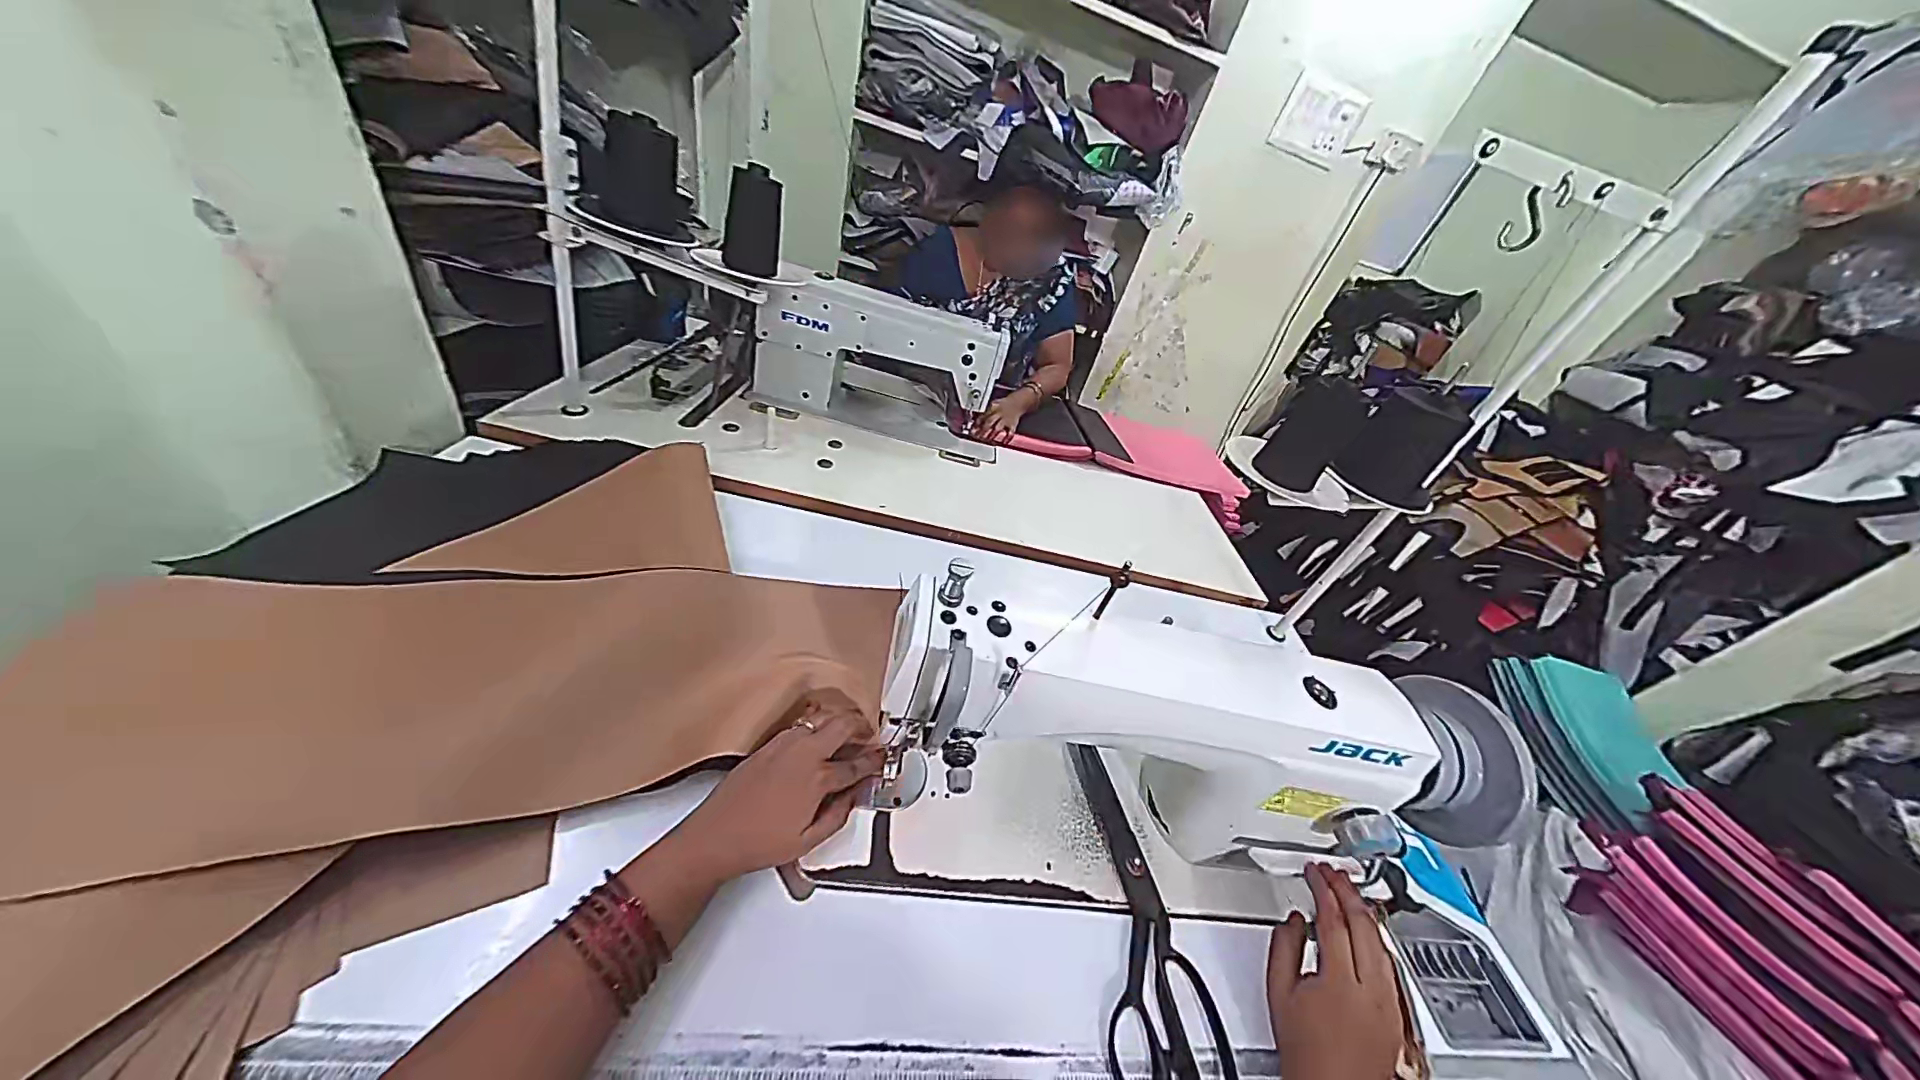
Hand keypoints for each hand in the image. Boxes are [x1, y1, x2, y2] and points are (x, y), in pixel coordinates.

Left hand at [657, 704, 883, 884]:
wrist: (716, 835)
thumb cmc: (756, 841)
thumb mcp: (808, 841)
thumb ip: (839, 815)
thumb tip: (852, 798)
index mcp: (817, 779)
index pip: (856, 764)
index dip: (873, 761)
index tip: (880, 760)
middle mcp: (803, 755)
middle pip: (845, 725)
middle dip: (863, 728)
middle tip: (869, 737)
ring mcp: (784, 745)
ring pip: (823, 717)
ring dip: (841, 721)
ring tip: (848, 731)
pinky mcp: (769, 744)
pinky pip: (801, 724)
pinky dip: (817, 724)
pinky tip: (818, 736)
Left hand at [968, 396, 1028, 443]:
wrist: (1019, 401)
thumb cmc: (1005, 404)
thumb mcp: (993, 403)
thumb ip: (986, 412)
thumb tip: (976, 421)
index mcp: (993, 408)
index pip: (983, 416)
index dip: (977, 423)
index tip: (972, 430)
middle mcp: (999, 413)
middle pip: (989, 422)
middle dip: (982, 430)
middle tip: (976, 436)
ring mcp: (1006, 420)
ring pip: (998, 428)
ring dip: (991, 434)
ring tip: (986, 440)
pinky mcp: (1013, 425)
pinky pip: (1010, 432)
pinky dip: (1007, 438)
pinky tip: (1003, 442)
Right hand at [1268, 862, 1403, 1079]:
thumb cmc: (1306, 1053)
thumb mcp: (1279, 993)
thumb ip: (1284, 947)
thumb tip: (1294, 920)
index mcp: (1340, 981)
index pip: (1334, 920)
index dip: (1323, 889)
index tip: (1314, 873)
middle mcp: (1373, 990)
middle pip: (1364, 926)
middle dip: (1347, 891)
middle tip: (1331, 873)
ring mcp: (1391, 1003)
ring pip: (1382, 943)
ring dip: (1364, 911)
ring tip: (1347, 891)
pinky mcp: (1399, 1014)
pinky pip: (1389, 963)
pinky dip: (1375, 937)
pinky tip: (1365, 928)